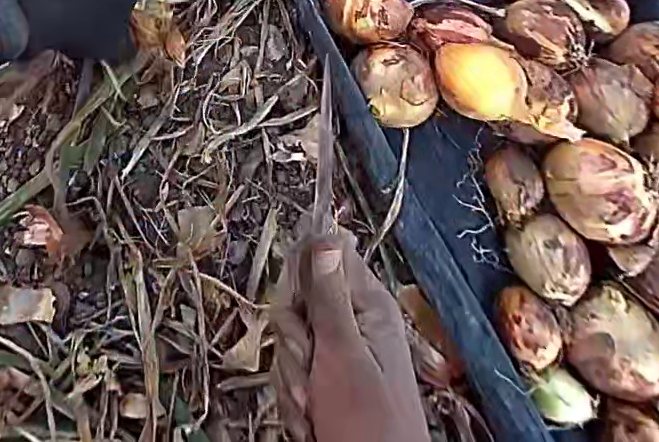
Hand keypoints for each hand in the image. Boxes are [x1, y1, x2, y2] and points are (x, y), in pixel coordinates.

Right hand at [271, 232, 431, 441]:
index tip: (297, 300)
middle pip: (300, 294)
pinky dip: (291, 396)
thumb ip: (329, 295)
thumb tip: (325, 236)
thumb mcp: (344, 354)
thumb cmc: (367, 425)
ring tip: (310, 404)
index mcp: (368, 303)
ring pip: (289, 333)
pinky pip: (290, 367)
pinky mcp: (322, 380)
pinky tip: (307, 419)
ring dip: (291, 372)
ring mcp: (337, 351)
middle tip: (307, 362)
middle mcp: (353, 320)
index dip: (304, 269)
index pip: (328, 251)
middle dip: (292, 333)